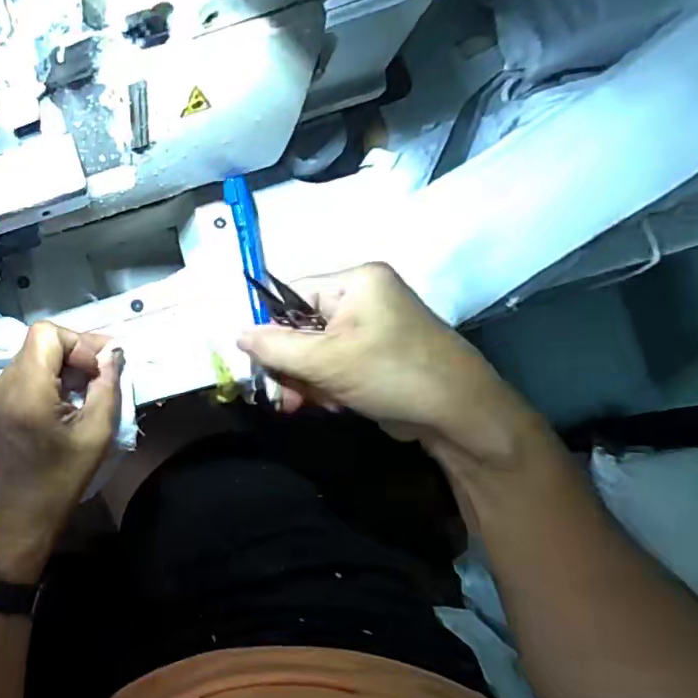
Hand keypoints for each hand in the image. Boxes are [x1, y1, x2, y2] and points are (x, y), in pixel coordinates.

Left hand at [0, 323, 123, 583]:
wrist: (20, 517)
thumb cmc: (62, 480)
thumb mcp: (96, 434)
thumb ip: (106, 385)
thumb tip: (112, 353)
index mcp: (25, 391)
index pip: (47, 334)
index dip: (78, 342)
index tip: (100, 368)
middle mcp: (1, 385)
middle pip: (39, 342)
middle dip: (73, 352)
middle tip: (100, 376)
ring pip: (31, 356)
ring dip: (61, 365)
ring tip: (84, 391)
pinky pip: (23, 373)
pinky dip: (47, 378)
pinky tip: (64, 402)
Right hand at [237, 262, 542, 468]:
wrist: (459, 416)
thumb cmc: (391, 374)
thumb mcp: (325, 361)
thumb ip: (274, 347)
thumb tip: (237, 334)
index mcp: (356, 281)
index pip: (291, 294)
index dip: (270, 327)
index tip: (258, 361)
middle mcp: (363, 297)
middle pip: (300, 327)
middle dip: (291, 365)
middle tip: (284, 397)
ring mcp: (372, 327)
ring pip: (314, 352)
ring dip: (307, 381)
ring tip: (312, 404)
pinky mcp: (376, 355)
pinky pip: (333, 365)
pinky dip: (327, 386)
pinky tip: (333, 404)